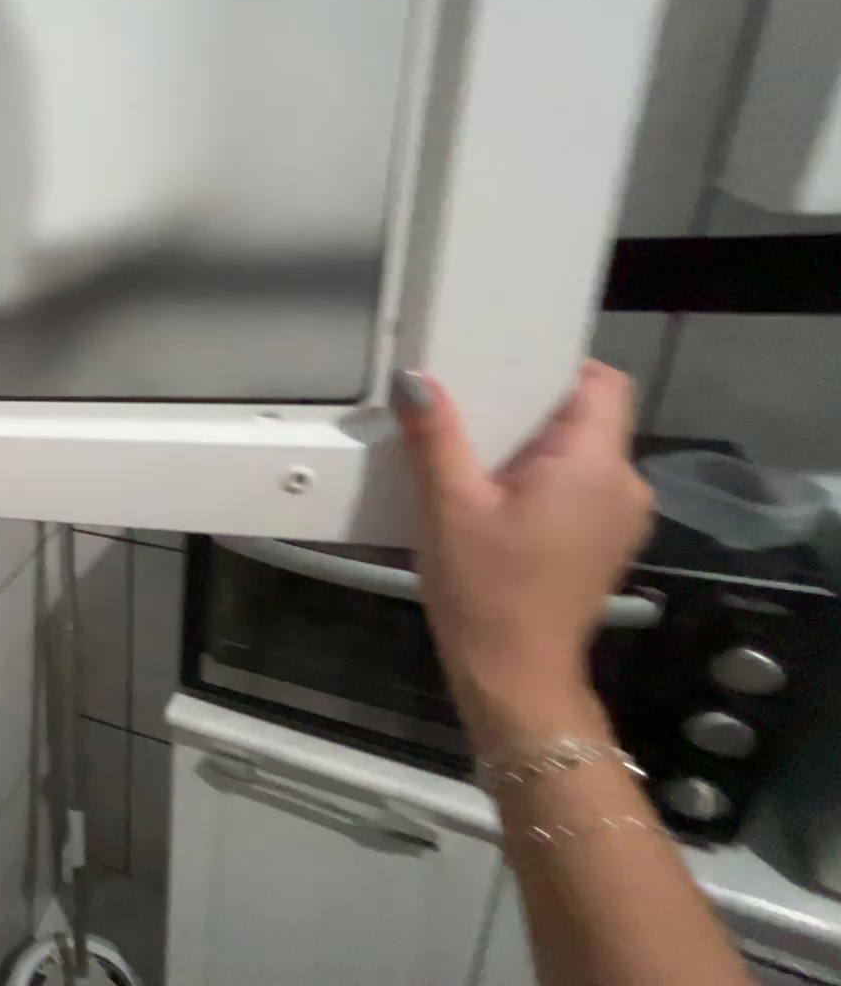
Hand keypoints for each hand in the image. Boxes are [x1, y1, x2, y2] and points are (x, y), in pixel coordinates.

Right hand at [392, 361, 654, 745]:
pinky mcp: (598, 542)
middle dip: (523, 410)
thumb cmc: (483, 584)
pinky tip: (483, 498)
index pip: (601, 385)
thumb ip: (435, 437)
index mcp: (595, 466)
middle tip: (459, 410)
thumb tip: (415, 380)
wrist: (512, 669)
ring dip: (524, 448)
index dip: (554, 367)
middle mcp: (622, 485)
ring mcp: (617, 518)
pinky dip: (532, 480)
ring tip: (462, 456)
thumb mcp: (446, 504)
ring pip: (575, 457)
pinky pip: (572, 488)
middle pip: (584, 420)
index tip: (497, 368)